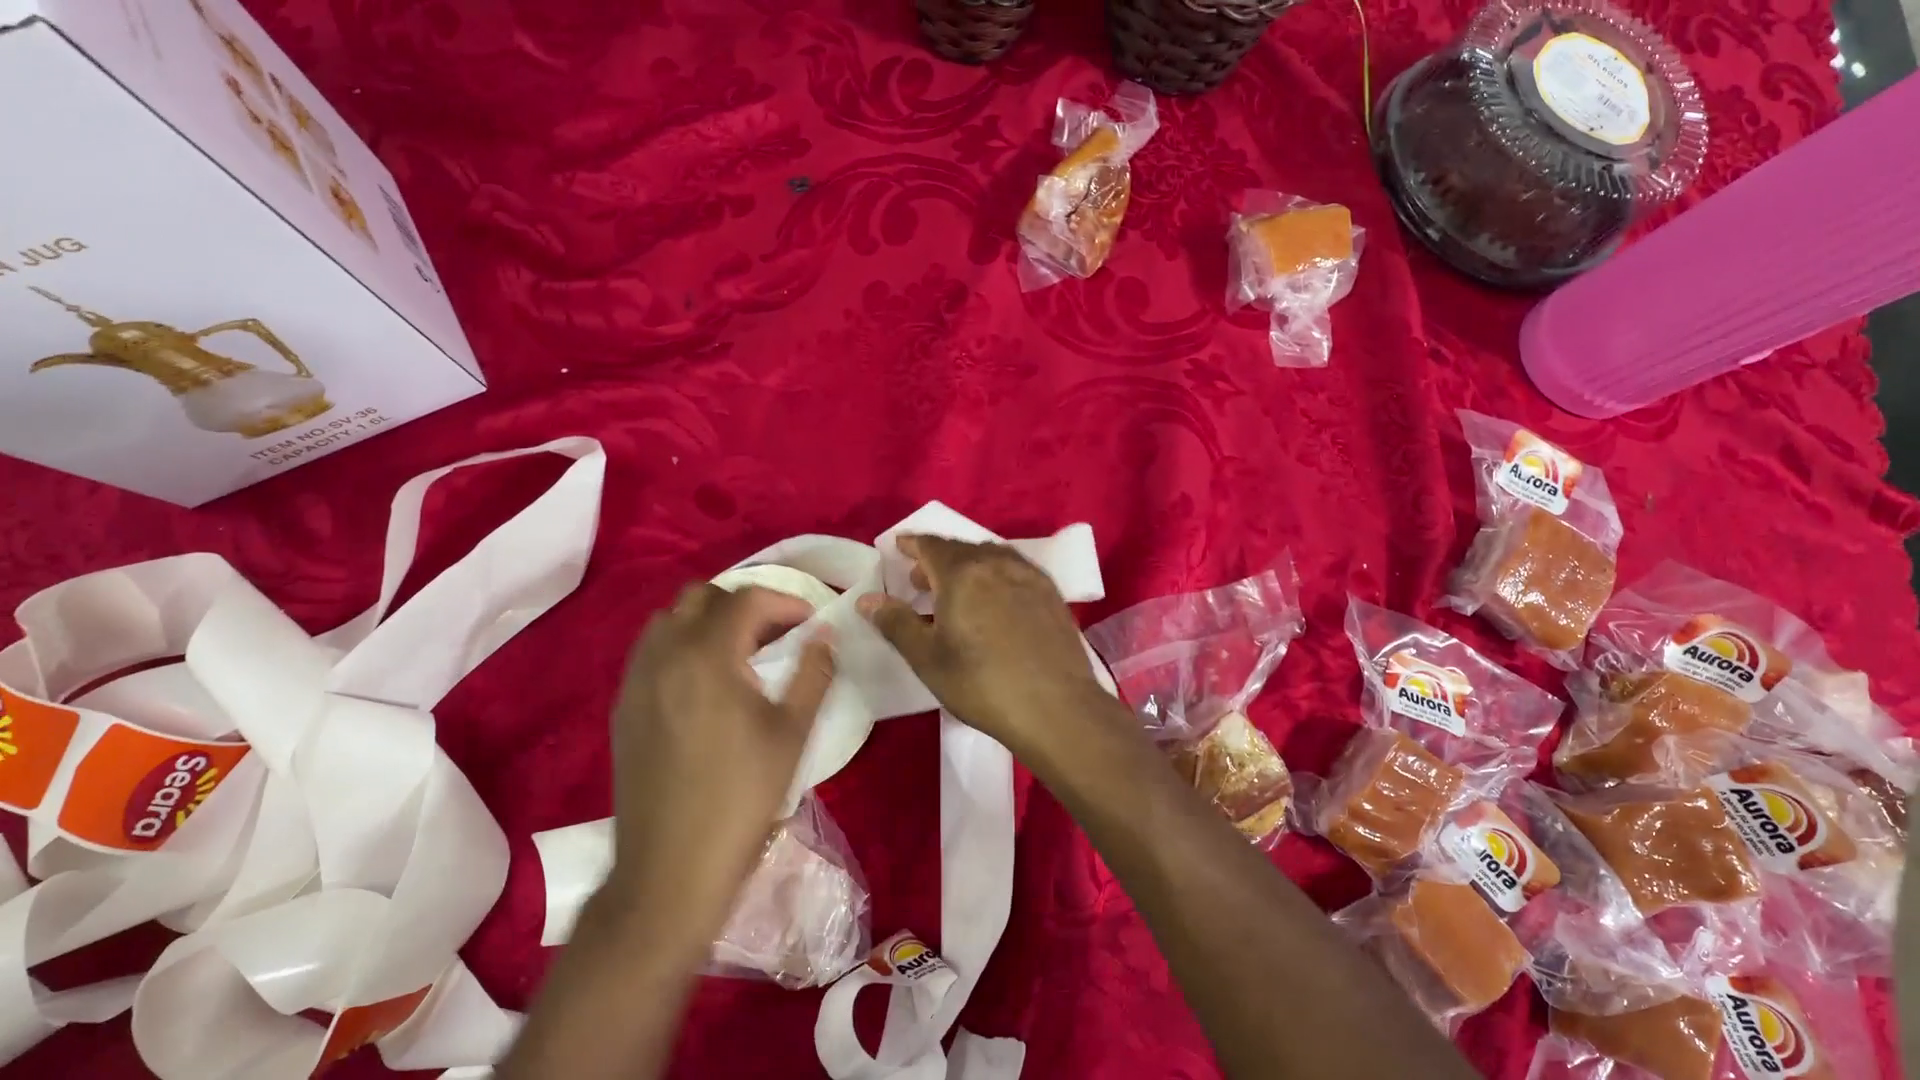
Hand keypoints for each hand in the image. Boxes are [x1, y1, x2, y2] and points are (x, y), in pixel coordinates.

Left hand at [603, 584, 834, 940]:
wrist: (673, 866)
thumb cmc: (743, 797)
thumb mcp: (792, 733)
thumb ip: (813, 673)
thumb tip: (825, 636)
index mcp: (707, 655)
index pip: (745, 599)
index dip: (784, 602)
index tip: (810, 623)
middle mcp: (663, 655)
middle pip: (700, 597)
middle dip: (743, 605)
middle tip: (775, 636)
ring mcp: (636, 681)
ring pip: (668, 621)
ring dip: (706, 623)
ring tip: (740, 657)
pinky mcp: (623, 708)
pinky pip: (650, 654)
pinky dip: (681, 649)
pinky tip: (706, 688)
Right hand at [857, 535, 1109, 754]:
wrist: (1056, 706)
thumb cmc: (981, 683)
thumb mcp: (928, 658)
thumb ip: (896, 623)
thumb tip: (868, 599)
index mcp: (962, 572)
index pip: (930, 545)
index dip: (911, 545)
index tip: (898, 548)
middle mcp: (997, 563)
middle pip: (961, 550)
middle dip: (937, 559)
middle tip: (920, 580)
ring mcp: (1030, 577)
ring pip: (991, 559)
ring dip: (968, 567)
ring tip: (956, 593)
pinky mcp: (1052, 595)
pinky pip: (1015, 572)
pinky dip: (995, 577)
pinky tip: (994, 603)